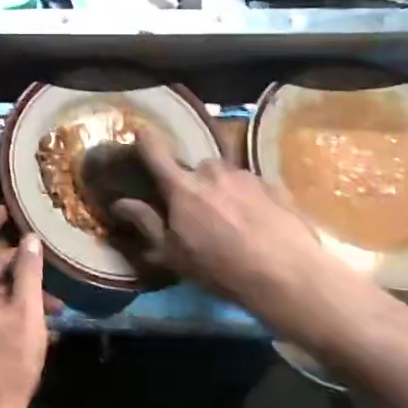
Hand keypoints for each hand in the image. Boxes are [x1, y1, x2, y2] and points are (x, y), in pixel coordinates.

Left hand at [0, 205, 51, 407]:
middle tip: (44, 263)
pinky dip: (13, 306)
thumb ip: (29, 273)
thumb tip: (30, 239)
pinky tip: (42, 322)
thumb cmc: (11, 358)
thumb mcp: (28, 311)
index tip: (7, 209)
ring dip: (20, 289)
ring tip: (55, 305)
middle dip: (17, 263)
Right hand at [110, 131, 345, 312]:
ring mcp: (247, 177)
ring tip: (233, 220)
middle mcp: (212, 173)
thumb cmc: (220, 268)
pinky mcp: (276, 187)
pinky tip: (259, 224)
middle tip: (200, 211)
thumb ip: (146, 223)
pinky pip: (253, 186)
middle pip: (196, 169)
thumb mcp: (173, 254)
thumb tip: (119, 203)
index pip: (156, 154)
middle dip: (194, 184)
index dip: (145, 141)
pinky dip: (250, 199)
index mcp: (182, 188)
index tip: (140, 130)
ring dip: (223, 191)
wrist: (289, 276)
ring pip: (226, 176)